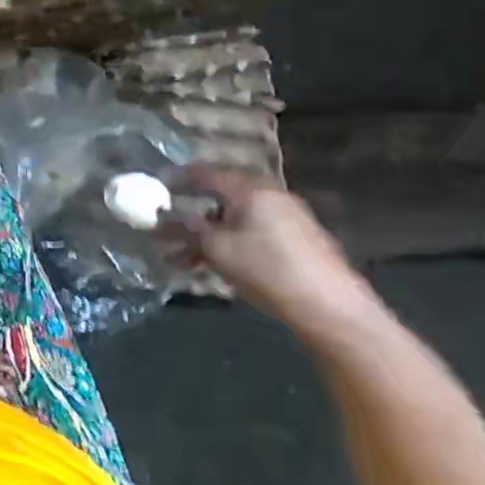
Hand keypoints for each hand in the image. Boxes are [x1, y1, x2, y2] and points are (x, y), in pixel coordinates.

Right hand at [175, 167, 379, 336]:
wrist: (333, 311)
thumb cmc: (268, 270)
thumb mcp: (216, 248)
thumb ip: (184, 227)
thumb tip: (159, 213)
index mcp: (251, 190)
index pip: (205, 173)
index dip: (175, 179)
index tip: (151, 190)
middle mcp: (270, 197)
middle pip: (217, 198)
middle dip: (185, 215)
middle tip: (160, 230)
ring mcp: (286, 220)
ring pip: (231, 220)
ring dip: (201, 236)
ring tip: (175, 258)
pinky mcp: (295, 242)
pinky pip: (248, 234)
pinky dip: (224, 244)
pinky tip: (205, 267)